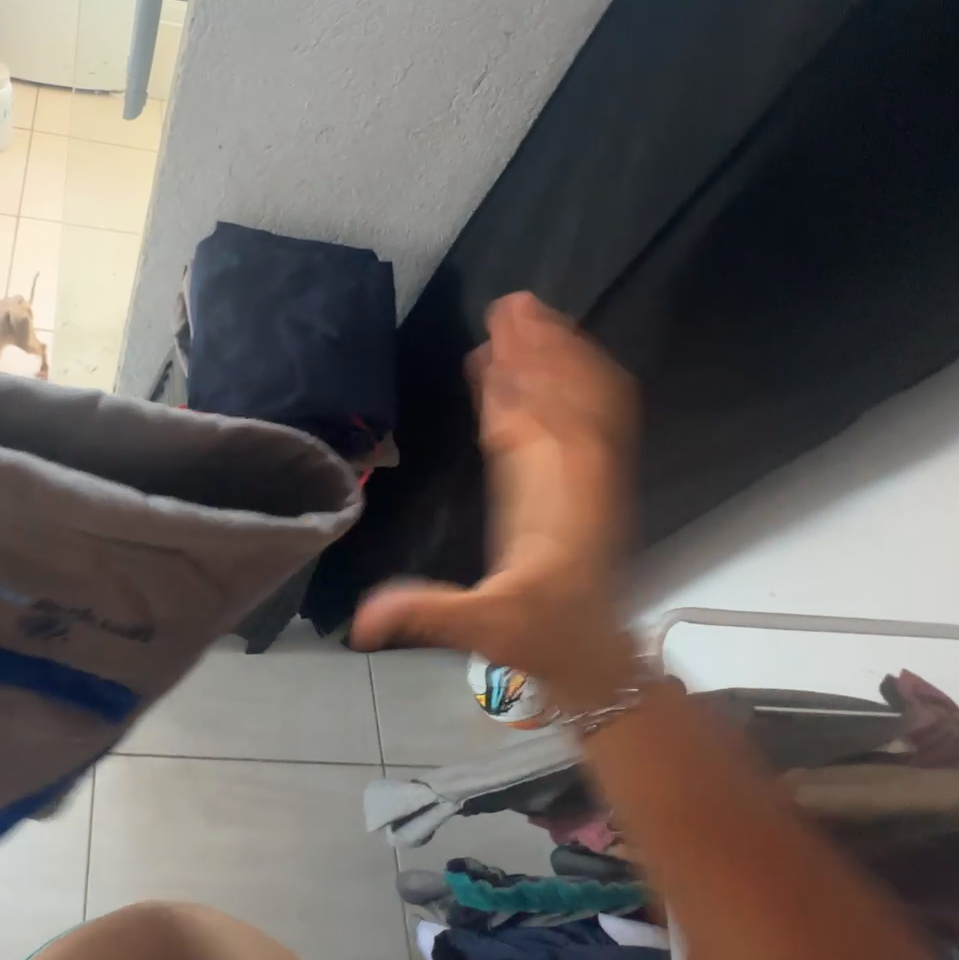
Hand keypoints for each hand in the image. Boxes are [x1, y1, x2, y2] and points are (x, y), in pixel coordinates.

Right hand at [350, 292, 641, 710]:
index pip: (541, 433)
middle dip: (541, 350)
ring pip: (584, 402)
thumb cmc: (541, 639)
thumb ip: (426, 613)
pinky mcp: (591, 480)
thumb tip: (359, 619)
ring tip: (530, 315)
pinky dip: (572, 382)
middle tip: (512, 303)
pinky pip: (590, 420)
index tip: (494, 345)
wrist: (598, 656)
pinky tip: (550, 361)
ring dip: (561, 355)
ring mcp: (592, 477)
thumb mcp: (481, 628)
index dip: (520, 387)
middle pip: (567, 400)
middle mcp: (581, 481)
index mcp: (554, 507)